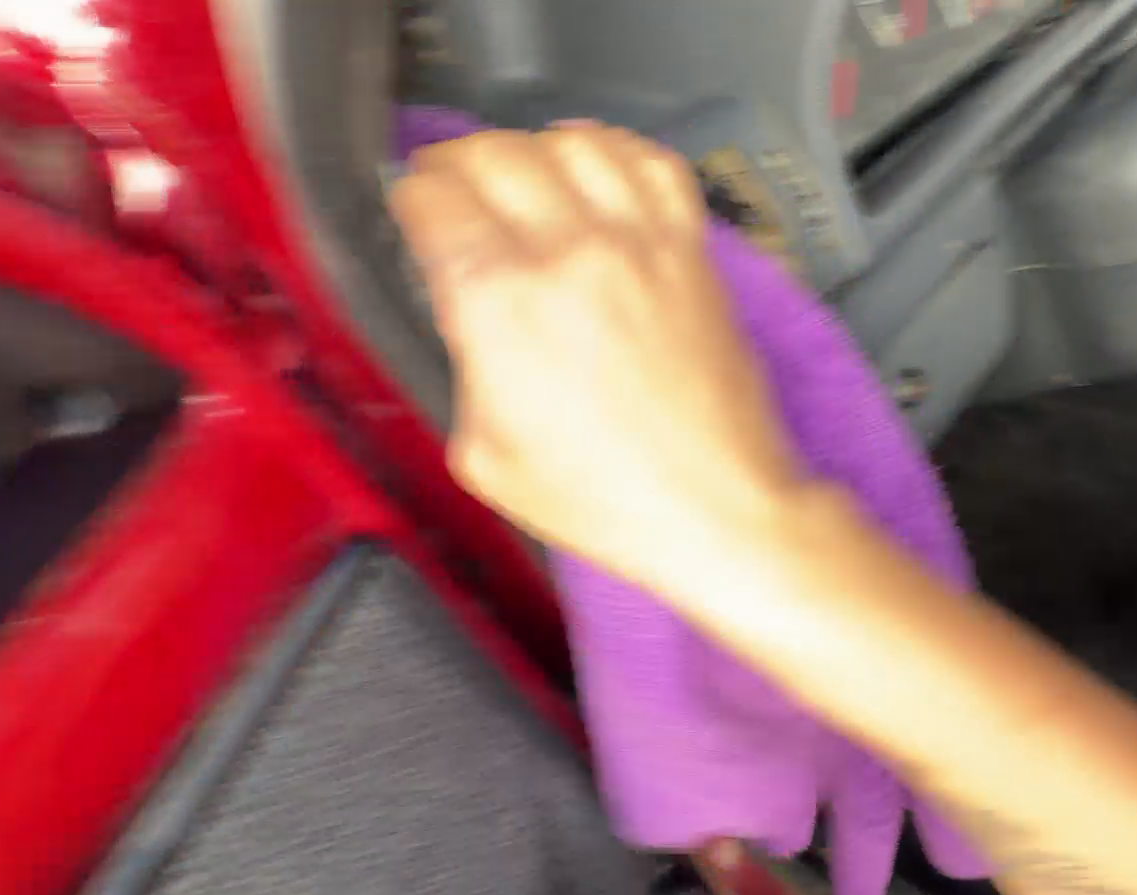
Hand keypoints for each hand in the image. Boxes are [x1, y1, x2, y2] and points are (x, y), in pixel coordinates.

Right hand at [388, 123, 807, 591]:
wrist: (719, 509)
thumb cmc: (617, 502)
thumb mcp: (488, 457)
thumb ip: (467, 368)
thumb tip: (474, 321)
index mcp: (500, 304)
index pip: (433, 197)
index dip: (416, 202)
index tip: (421, 215)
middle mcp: (572, 257)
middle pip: (495, 153)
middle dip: (460, 167)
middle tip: (460, 196)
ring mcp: (644, 250)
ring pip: (574, 143)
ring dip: (536, 150)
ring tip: (528, 180)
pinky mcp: (696, 261)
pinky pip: (658, 167)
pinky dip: (622, 153)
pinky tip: (605, 174)